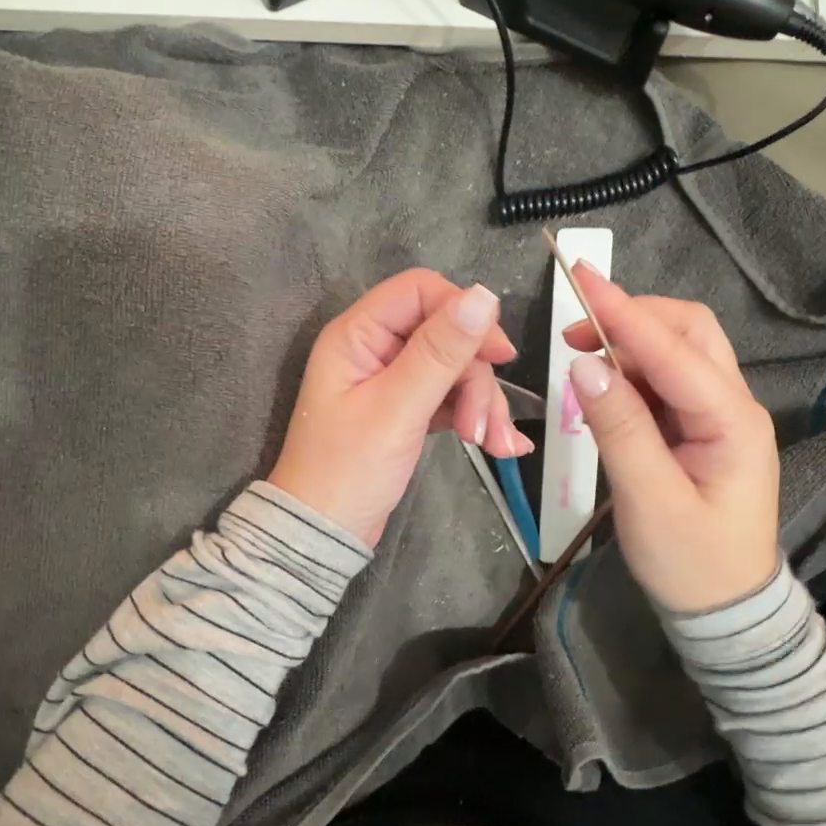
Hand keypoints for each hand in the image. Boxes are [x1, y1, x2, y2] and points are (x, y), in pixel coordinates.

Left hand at [270, 269, 530, 547]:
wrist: (324, 534)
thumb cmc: (348, 470)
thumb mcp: (398, 408)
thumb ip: (440, 351)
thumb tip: (485, 295)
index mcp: (358, 334)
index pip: (421, 292)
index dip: (465, 314)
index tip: (500, 353)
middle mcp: (374, 348)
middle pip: (446, 334)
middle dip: (475, 378)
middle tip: (486, 426)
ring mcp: (391, 381)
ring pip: (455, 369)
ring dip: (481, 404)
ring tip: (494, 447)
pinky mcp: (406, 410)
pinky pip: (450, 398)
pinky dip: (474, 417)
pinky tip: (502, 447)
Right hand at [562, 263, 780, 611]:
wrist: (725, 610)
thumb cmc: (690, 562)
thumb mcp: (649, 500)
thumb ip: (619, 429)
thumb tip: (584, 366)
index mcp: (731, 421)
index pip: (674, 350)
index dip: (625, 313)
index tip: (581, 278)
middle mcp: (732, 405)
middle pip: (689, 333)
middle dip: (633, 317)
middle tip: (574, 330)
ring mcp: (717, 415)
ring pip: (677, 352)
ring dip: (629, 344)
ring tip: (579, 360)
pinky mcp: (698, 428)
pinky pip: (665, 382)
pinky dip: (631, 371)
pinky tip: (602, 386)